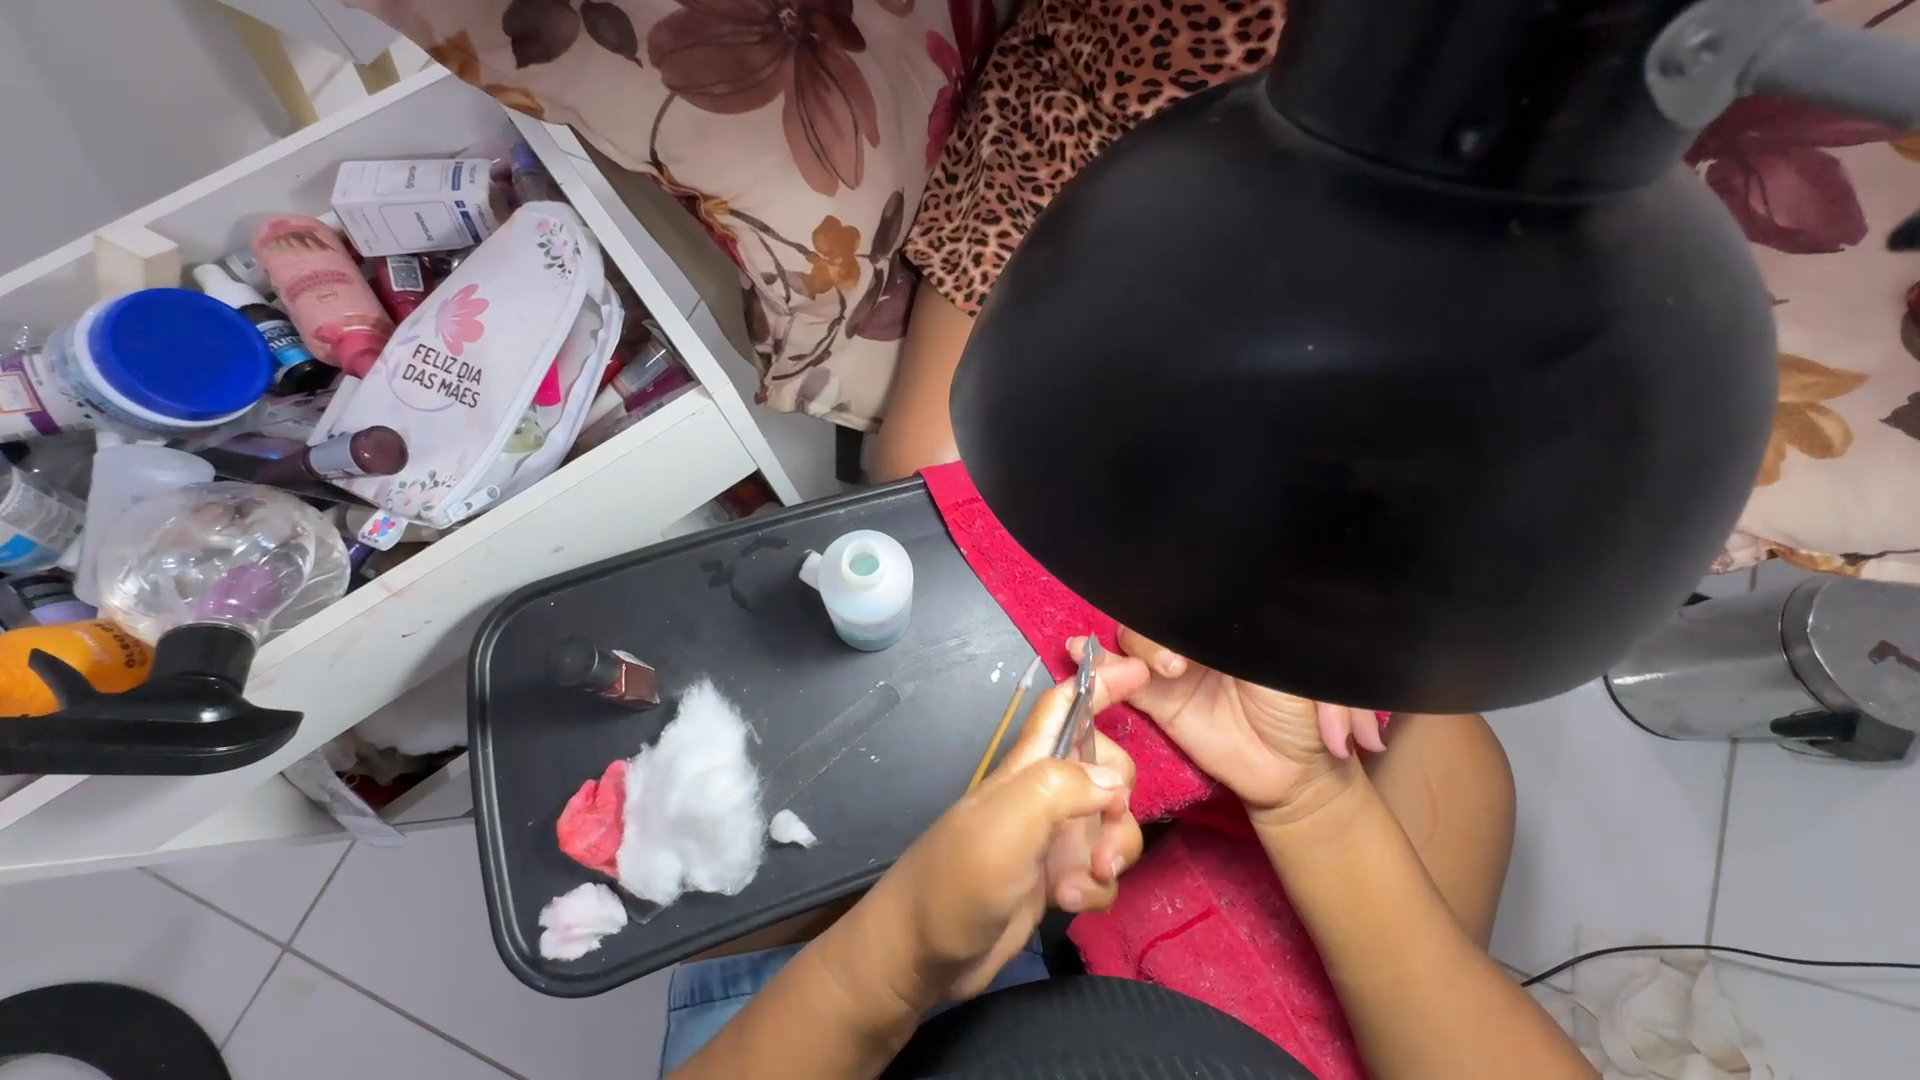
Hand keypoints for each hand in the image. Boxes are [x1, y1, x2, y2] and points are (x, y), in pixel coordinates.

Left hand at [867, 660, 1145, 1000]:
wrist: (924, 956)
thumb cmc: (958, 879)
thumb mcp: (1008, 821)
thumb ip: (1062, 788)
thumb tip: (1113, 785)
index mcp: (1027, 766)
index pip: (1066, 706)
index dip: (1100, 683)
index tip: (1140, 671)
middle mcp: (1043, 795)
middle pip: (1106, 769)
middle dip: (1121, 795)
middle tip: (1105, 828)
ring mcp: (1051, 840)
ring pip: (1112, 826)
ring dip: (1112, 851)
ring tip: (1081, 880)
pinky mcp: (1055, 881)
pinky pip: (1100, 874)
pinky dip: (1097, 888)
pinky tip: (1070, 903)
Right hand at [1071, 628, 1381, 821]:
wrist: (1296, 773)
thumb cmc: (1302, 714)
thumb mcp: (1288, 664)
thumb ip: (1249, 636)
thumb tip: (1218, 615)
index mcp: (1225, 624)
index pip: (1189, 597)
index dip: (1176, 601)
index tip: (1183, 633)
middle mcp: (1194, 640)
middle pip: (1155, 615)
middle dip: (1153, 632)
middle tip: (1174, 663)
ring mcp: (1170, 669)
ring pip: (1133, 643)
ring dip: (1130, 648)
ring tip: (1155, 671)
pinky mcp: (1155, 701)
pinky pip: (1120, 680)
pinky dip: (1097, 667)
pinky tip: (1080, 655)